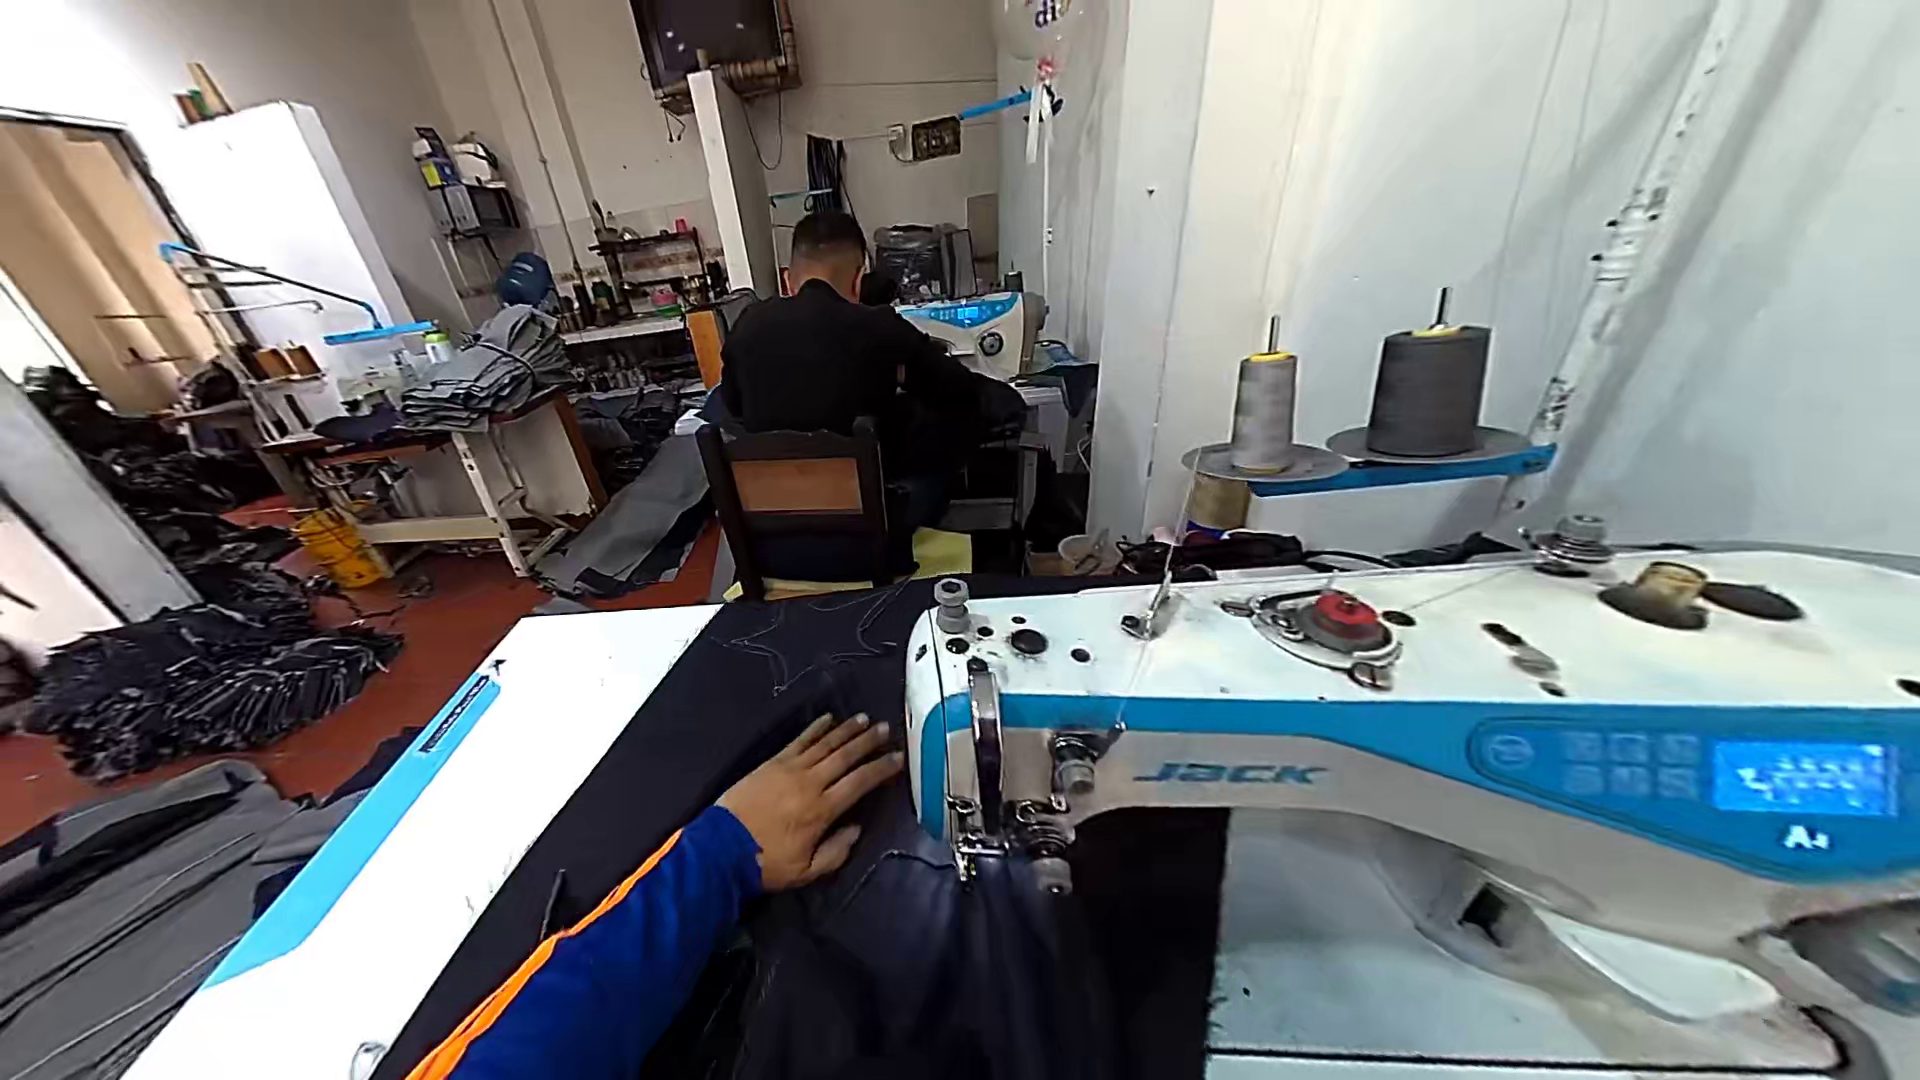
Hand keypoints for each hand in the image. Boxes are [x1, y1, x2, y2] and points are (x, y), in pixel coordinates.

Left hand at [718, 713, 902, 890]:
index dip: (882, 768)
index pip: (860, 782)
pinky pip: (800, 740)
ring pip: (826, 743)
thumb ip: (836, 852)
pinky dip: (816, 728)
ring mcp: (791, 768)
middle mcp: (811, 782)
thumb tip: (856, 828)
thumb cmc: (766, 863)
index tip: (898, 757)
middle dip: (869, 741)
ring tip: (864, 719)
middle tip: (886, 728)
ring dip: (847, 730)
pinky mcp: (774, 762)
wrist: (720, 850)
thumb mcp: (806, 871)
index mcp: (823, 809)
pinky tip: (828, 719)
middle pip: (846, 756)